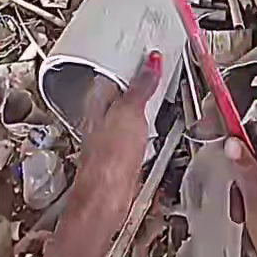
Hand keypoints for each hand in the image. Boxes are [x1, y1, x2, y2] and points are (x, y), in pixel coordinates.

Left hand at [48, 51, 161, 256]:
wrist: (106, 201)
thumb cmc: (108, 161)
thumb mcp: (130, 113)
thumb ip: (141, 87)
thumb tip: (152, 62)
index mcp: (97, 101)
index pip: (114, 72)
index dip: (132, 63)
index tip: (151, 56)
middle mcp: (100, 117)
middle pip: (121, 91)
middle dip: (139, 82)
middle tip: (158, 71)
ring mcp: (110, 137)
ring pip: (129, 111)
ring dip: (144, 103)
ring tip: (159, 93)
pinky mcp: (121, 155)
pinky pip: (136, 132)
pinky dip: (146, 126)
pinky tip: (153, 127)